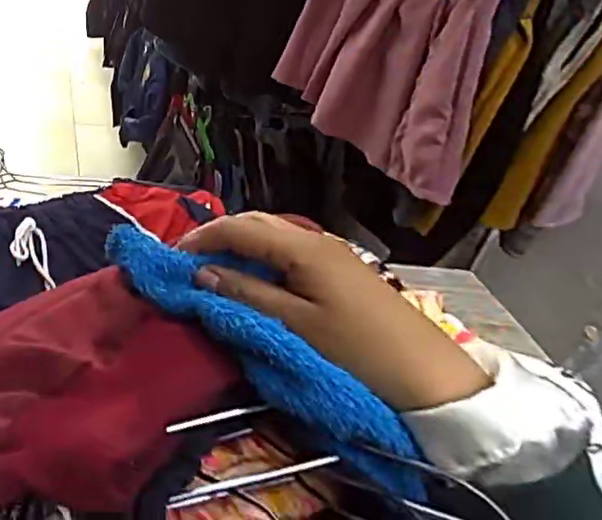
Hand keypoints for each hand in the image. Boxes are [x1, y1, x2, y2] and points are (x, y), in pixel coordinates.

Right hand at [180, 213, 492, 411]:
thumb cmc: (358, 353)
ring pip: (273, 234)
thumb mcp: (296, 327)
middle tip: (189, 262)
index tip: (172, 258)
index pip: (241, 227)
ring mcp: (330, 251)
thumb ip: (248, 295)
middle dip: (219, 235)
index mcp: (302, 246)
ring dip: (241, 244)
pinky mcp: (339, 269)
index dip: (203, 237)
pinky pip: (289, 250)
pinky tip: (255, 277)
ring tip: (215, 268)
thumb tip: (203, 273)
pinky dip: (262, 257)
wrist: (428, 377)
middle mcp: (314, 238)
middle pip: (257, 223)